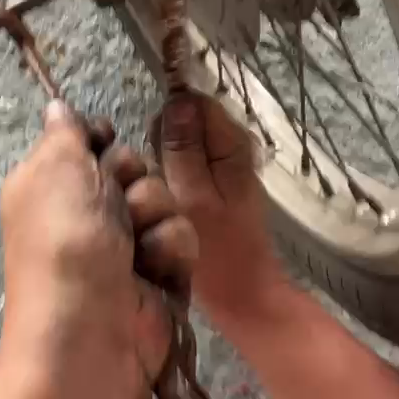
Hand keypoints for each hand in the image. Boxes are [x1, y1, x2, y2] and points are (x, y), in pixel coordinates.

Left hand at [0, 101, 199, 398]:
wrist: (90, 342)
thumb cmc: (66, 245)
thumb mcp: (55, 170)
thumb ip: (64, 131)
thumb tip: (57, 106)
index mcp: (50, 184)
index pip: (90, 139)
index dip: (103, 140)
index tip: (103, 145)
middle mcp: (85, 211)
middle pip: (134, 164)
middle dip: (134, 179)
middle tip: (117, 206)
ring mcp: (123, 245)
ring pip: (164, 198)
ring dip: (157, 218)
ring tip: (136, 250)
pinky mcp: (157, 274)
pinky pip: (181, 237)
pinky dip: (172, 252)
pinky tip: (154, 273)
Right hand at [157, 90, 289, 324]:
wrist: (245, 298)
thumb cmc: (217, 252)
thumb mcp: (191, 196)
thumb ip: (182, 147)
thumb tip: (177, 99)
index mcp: (232, 143)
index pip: (194, 100)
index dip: (168, 118)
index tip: (153, 148)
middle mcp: (234, 145)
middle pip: (189, 119)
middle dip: (166, 140)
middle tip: (160, 178)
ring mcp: (228, 165)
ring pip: (186, 142)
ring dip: (169, 160)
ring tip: (165, 193)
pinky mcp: (220, 183)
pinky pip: (190, 163)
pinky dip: (177, 175)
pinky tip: (172, 201)